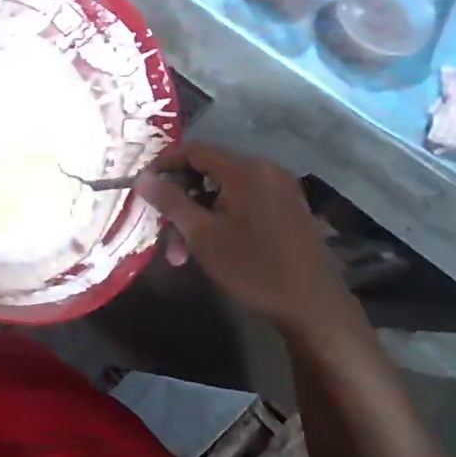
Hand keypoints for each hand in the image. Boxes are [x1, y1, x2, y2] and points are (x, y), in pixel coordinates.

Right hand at [134, 143, 360, 338]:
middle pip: (208, 173)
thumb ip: (170, 202)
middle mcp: (266, 170)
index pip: (194, 150)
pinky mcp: (289, 208)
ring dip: (199, 217)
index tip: (143, 187)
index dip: (164, 164)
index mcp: (245, 170)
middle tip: (163, 234)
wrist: (314, 306)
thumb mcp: (203, 236)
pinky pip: (245, 202)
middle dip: (180, 202)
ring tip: (182, 255)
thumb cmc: (253, 269)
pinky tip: (212, 247)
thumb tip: (142, 177)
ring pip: (224, 192)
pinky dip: (222, 218)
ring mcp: (281, 189)